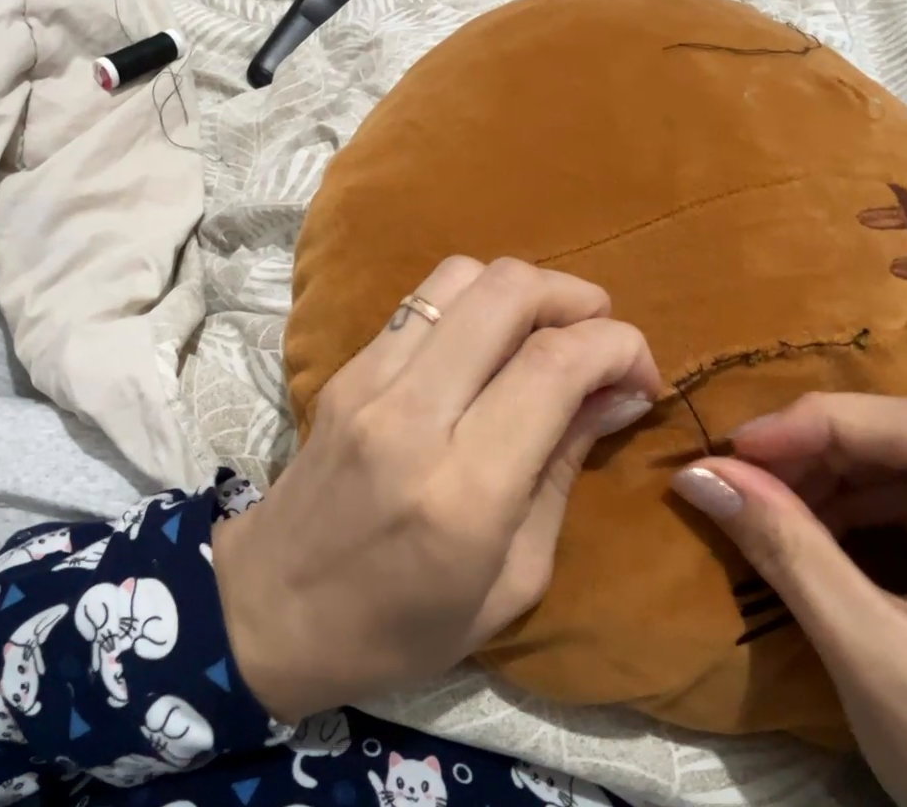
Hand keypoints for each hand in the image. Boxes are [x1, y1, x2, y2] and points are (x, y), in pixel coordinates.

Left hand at [213, 256, 661, 721]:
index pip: (555, 365)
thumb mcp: (512, 581)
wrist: (267, 610)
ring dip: (522, 291)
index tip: (639, 378)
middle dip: (576, 298)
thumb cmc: (398, 628)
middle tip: (599, 341)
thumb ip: (563, 472)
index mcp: (464, 490)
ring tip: (546, 336)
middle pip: (507, 291)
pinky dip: (473, 306)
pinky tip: (487, 349)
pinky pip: (421, 302)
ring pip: (460, 276)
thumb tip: (615, 395)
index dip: (618, 348)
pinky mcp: (344, 371)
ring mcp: (368, 383)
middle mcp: (413, 416)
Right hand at [673, 394, 906, 806]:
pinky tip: (829, 523)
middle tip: (747, 473)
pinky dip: (876, 500)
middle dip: (832, 449)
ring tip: (778, 502)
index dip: (832, 422)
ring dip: (847, 473)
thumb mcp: (872, 664)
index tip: (739, 443)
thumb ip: (788, 553)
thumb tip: (698, 472)